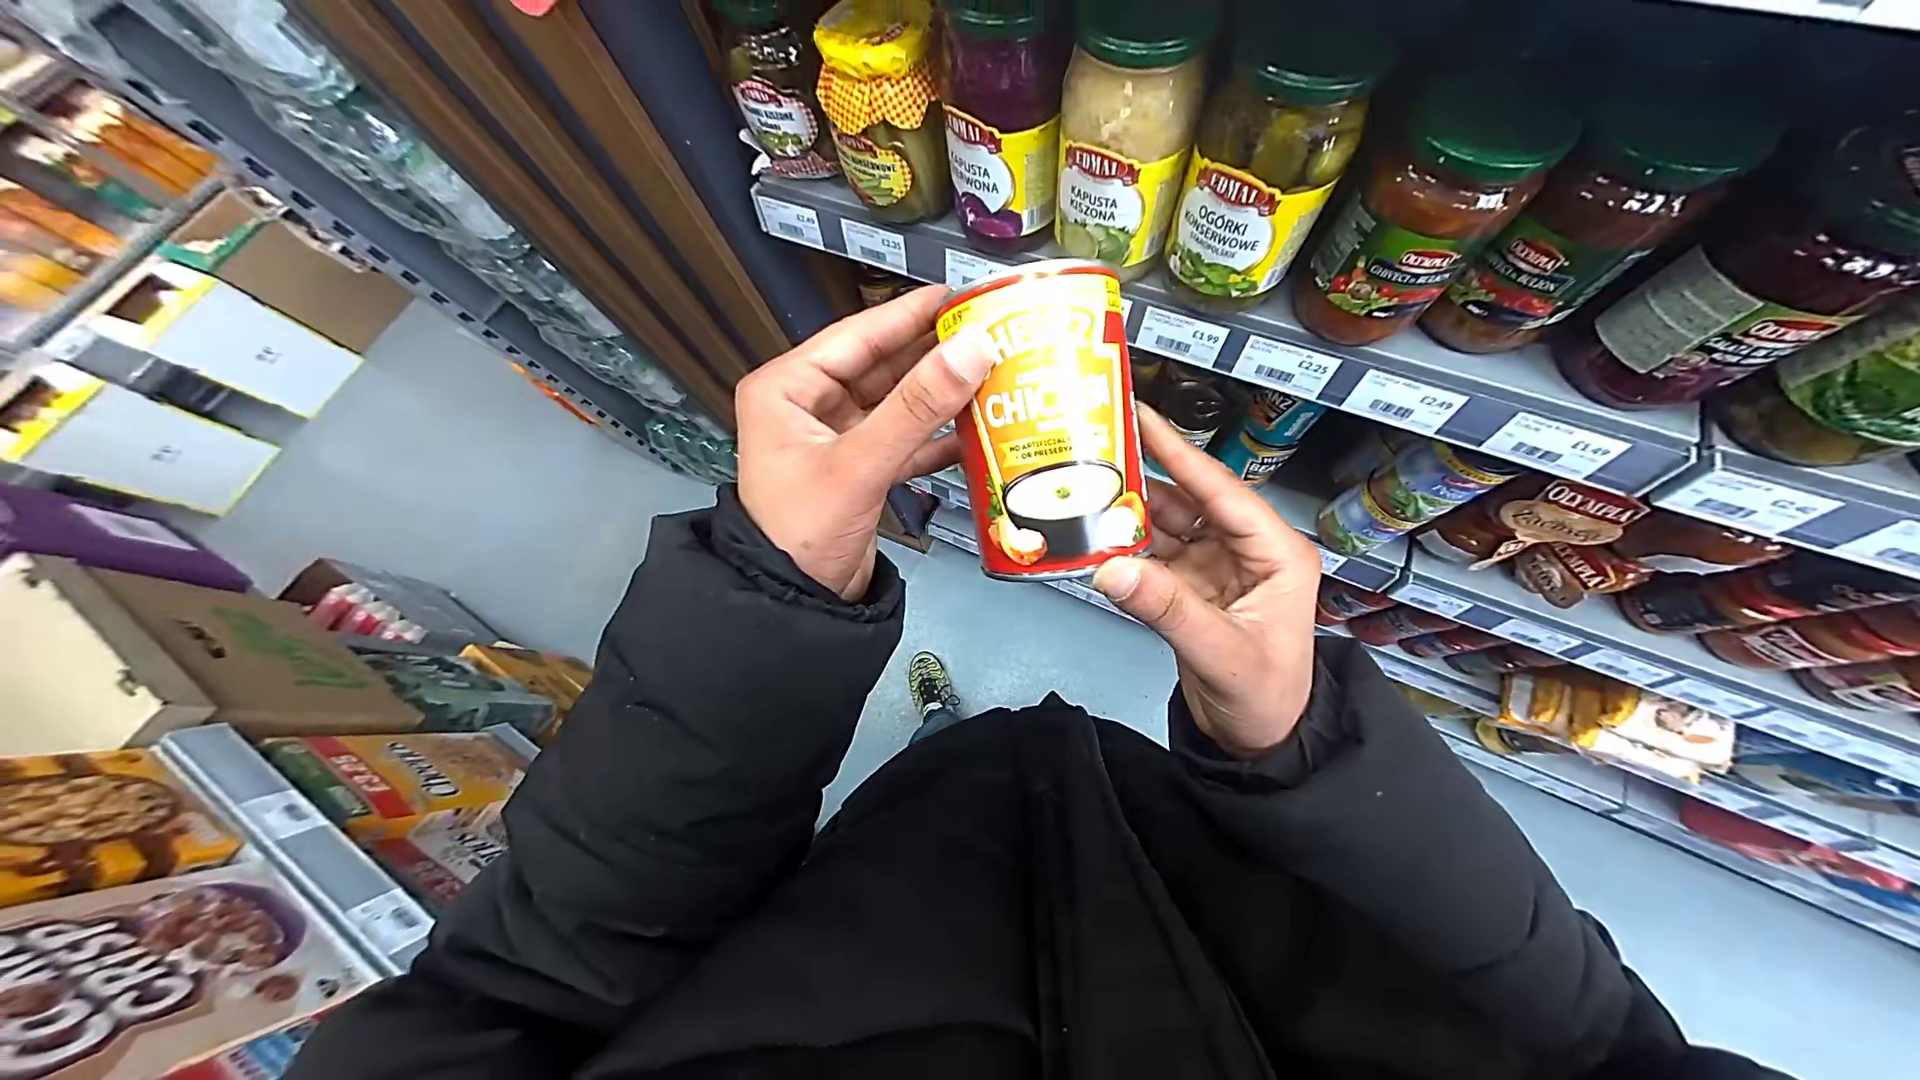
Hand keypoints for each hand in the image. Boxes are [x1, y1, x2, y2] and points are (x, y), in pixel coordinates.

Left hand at [736, 285, 998, 599]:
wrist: (793, 601)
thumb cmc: (797, 534)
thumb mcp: (858, 464)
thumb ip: (916, 408)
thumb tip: (969, 350)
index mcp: (788, 389)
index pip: (858, 336)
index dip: (909, 315)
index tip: (956, 298)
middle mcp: (811, 408)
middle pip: (882, 367)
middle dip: (932, 356)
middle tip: (984, 336)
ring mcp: (838, 439)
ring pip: (898, 405)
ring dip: (939, 397)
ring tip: (989, 377)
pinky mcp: (861, 469)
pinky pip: (904, 441)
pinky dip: (935, 439)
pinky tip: (971, 431)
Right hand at [1092, 408, 1321, 758]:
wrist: (1256, 740)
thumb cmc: (1264, 697)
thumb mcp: (1220, 652)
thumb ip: (1166, 608)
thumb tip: (1108, 569)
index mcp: (1274, 552)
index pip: (1221, 490)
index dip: (1178, 451)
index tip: (1141, 417)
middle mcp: (1244, 548)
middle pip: (1188, 499)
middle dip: (1145, 476)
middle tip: (1099, 447)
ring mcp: (1214, 565)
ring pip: (1166, 524)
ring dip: (1128, 512)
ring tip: (1085, 488)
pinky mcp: (1190, 584)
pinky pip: (1152, 554)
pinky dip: (1124, 547)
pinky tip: (1095, 537)